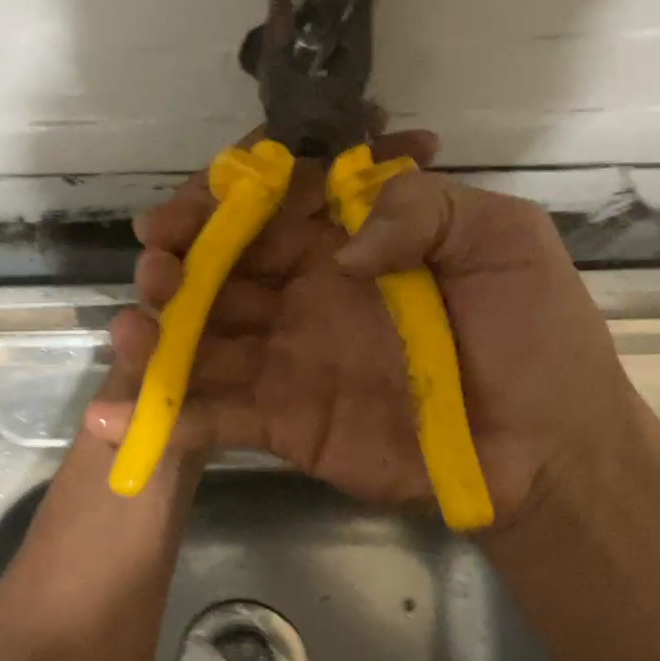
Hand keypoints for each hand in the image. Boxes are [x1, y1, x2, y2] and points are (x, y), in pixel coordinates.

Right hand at [84, 132, 632, 521]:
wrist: (546, 452)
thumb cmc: (535, 338)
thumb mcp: (505, 241)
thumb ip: (425, 210)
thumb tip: (338, 245)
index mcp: (347, 245)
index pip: (263, 211)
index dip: (213, 208)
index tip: (173, 216)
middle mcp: (302, 298)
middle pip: (218, 274)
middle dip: (175, 269)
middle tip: (153, 273)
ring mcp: (285, 362)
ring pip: (202, 343)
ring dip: (156, 340)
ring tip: (129, 336)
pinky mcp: (280, 424)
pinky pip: (215, 416)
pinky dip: (165, 418)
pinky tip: (113, 420)